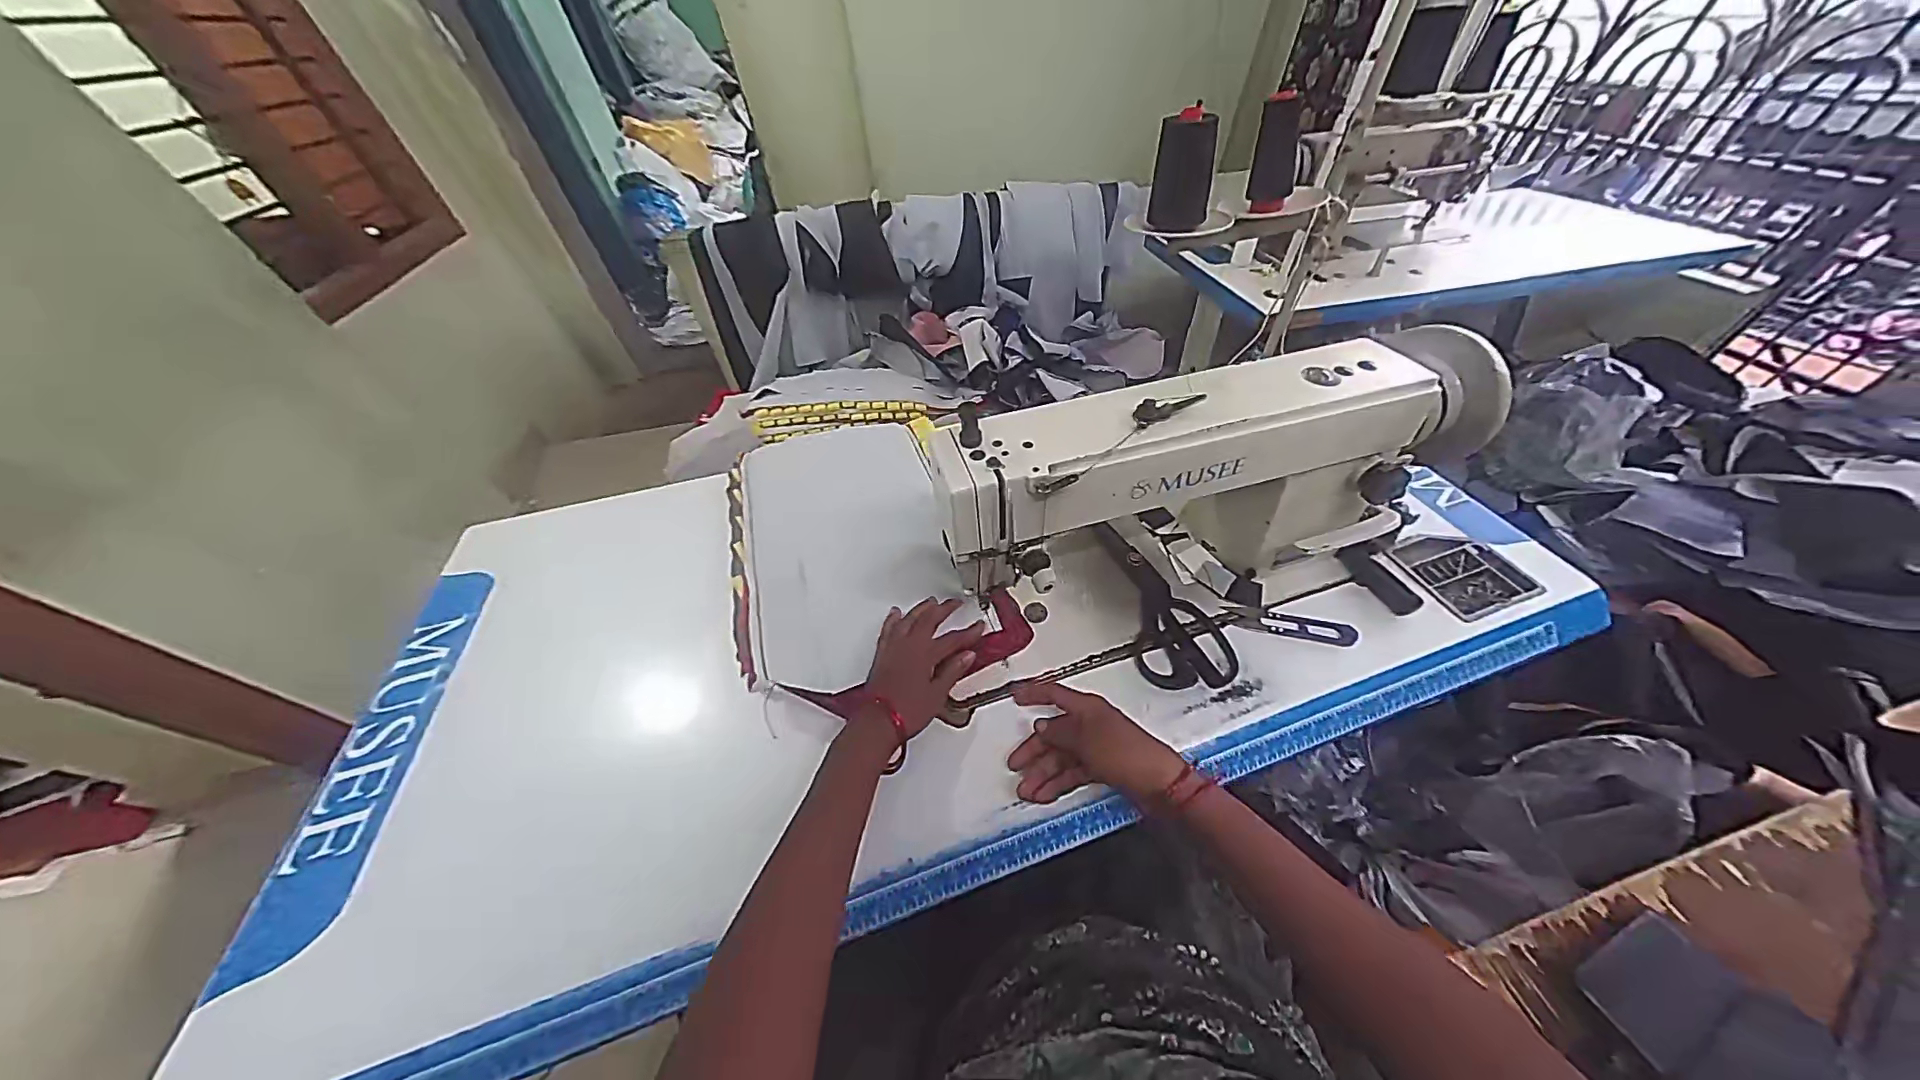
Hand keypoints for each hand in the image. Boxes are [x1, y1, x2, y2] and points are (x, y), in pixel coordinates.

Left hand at [861, 597, 984, 736]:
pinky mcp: (882, 654)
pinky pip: (889, 629)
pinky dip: (894, 619)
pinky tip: (897, 614)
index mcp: (926, 654)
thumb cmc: (906, 712)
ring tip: (930, 603)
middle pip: (929, 619)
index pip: (953, 639)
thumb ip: (952, 671)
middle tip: (955, 603)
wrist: (878, 722)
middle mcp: (908, 646)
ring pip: (909, 619)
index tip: (978, 627)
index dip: (969, 632)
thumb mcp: (937, 694)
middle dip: (945, 609)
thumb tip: (966, 657)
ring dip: (921, 609)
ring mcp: (893, 648)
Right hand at [1007, 682, 1186, 804]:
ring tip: (1028, 789)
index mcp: (1088, 709)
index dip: (1034, 693)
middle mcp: (1091, 725)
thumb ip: (1060, 732)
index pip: (1054, 694)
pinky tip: (1046, 793)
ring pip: (1061, 757)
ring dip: (1043, 773)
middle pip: (1054, 733)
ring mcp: (1096, 747)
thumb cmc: (1130, 754)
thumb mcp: (1086, 739)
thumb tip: (1042, 727)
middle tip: (1017, 763)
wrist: (1160, 784)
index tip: (1017, 695)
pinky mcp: (1102, 767)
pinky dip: (1058, 783)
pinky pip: (1072, 772)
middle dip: (1033, 750)